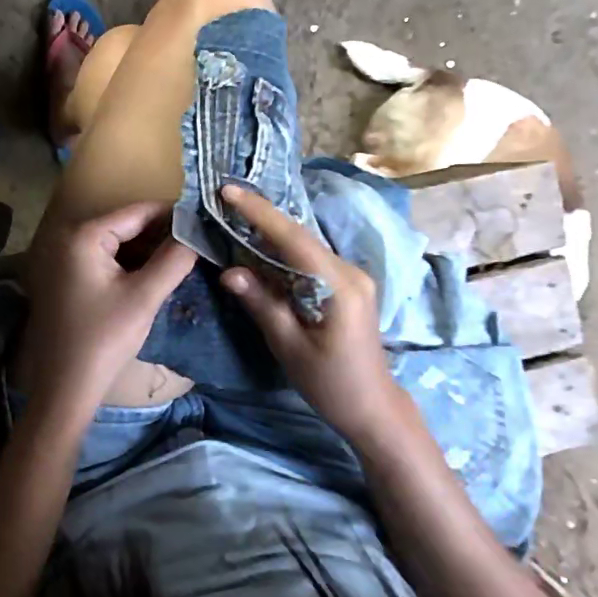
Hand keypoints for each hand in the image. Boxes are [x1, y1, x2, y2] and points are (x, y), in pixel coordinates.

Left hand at [17, 201, 198, 418]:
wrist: (64, 386)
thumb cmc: (104, 339)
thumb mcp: (144, 297)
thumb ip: (173, 260)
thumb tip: (196, 232)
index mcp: (84, 236)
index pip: (138, 211)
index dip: (174, 214)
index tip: (205, 219)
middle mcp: (70, 238)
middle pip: (126, 225)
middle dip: (162, 233)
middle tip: (199, 240)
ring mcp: (65, 259)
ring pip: (118, 243)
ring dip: (148, 249)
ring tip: (185, 255)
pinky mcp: (68, 279)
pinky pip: (106, 259)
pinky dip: (131, 264)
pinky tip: (157, 273)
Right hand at [217, 185, 413, 441]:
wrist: (372, 407)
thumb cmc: (330, 384)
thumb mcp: (289, 347)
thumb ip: (262, 304)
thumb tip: (230, 271)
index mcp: (339, 286)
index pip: (294, 239)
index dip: (260, 213)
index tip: (228, 190)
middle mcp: (351, 273)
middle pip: (301, 236)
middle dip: (262, 216)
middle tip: (225, 199)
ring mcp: (353, 278)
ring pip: (306, 246)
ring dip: (272, 233)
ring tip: (236, 216)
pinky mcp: (349, 286)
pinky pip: (312, 260)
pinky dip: (285, 252)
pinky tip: (262, 248)